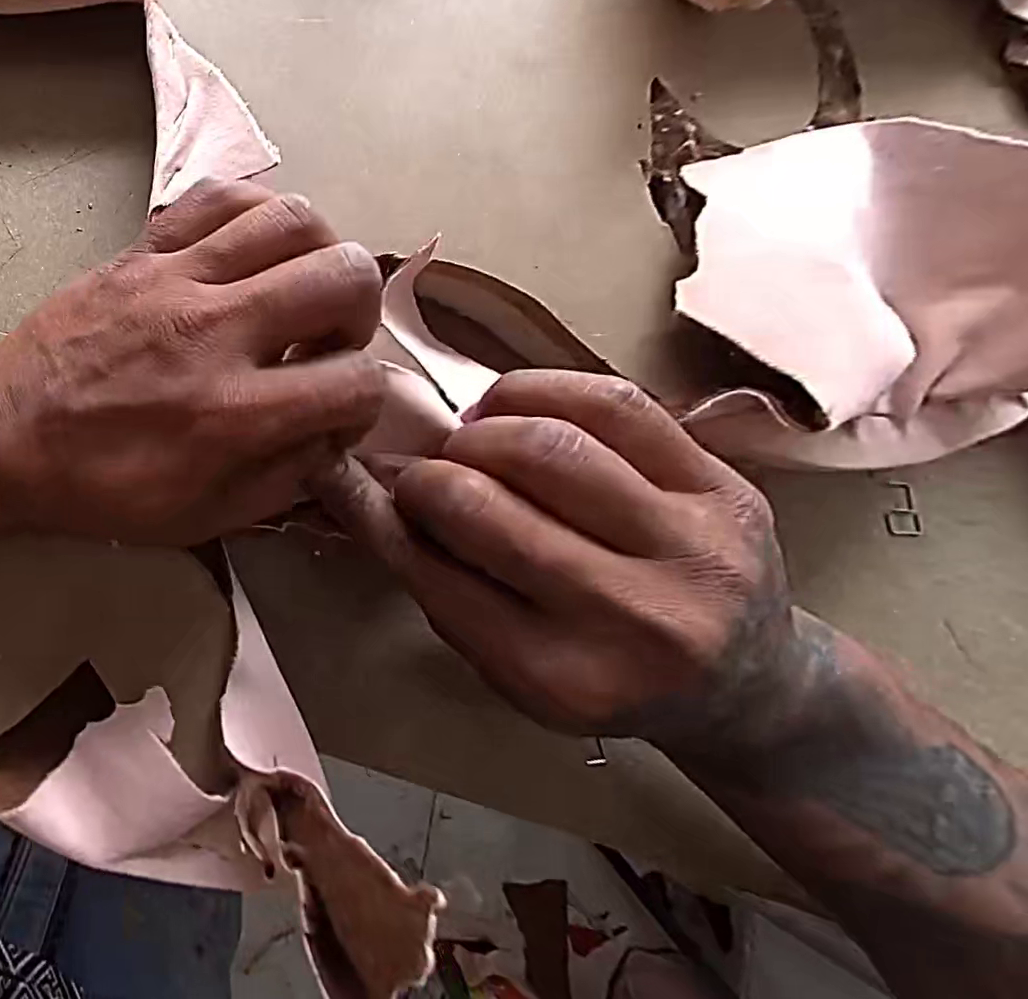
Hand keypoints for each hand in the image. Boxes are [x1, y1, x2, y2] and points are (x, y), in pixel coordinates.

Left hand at [0, 178, 388, 545]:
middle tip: (325, 340)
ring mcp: (172, 281)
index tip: (333, 411)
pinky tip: (250, 251)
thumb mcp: (194, 518)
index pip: (354, 381)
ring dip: (319, 254)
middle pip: (345, 276)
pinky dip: (255, 215)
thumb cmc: (94, 488)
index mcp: (230, 414)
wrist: (3, 437)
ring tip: (294, 289)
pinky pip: (219, 198)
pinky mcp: (138, 253)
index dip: (363, 402)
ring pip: (292, 219)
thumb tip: (331, 439)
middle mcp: (212, 333)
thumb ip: (279, 483)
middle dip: (358, 314)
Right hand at [313, 369, 825, 758]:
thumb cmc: (586, 673)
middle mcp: (628, 615)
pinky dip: (534, 391)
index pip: (427, 570)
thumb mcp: (493, 656)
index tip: (334, 470)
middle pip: (478, 503)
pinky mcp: (728, 487)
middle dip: (424, 478)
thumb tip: (362, 484)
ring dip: (475, 435)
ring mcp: (690, 545)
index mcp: (552, 673)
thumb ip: (430, 574)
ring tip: (467, 447)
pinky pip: (613, 403)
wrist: (743, 686)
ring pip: (543, 445)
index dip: (368, 509)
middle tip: (422, 479)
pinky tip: (508, 410)